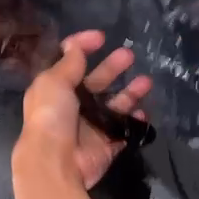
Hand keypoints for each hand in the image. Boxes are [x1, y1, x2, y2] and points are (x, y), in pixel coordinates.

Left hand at [17, 30, 152, 189]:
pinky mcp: (107, 144)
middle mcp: (75, 104)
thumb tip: (76, 46)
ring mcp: (92, 125)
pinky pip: (124, 130)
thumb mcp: (54, 82)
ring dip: (131, 92)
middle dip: (113, 67)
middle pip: (97, 81)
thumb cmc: (51, 116)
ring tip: (147, 82)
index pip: (71, 60)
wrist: (56, 161)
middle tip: (130, 56)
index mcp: (56, 87)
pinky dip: (135, 122)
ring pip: (115, 104)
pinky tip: (144, 113)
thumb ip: (69, 64)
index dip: (84, 46)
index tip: (102, 38)